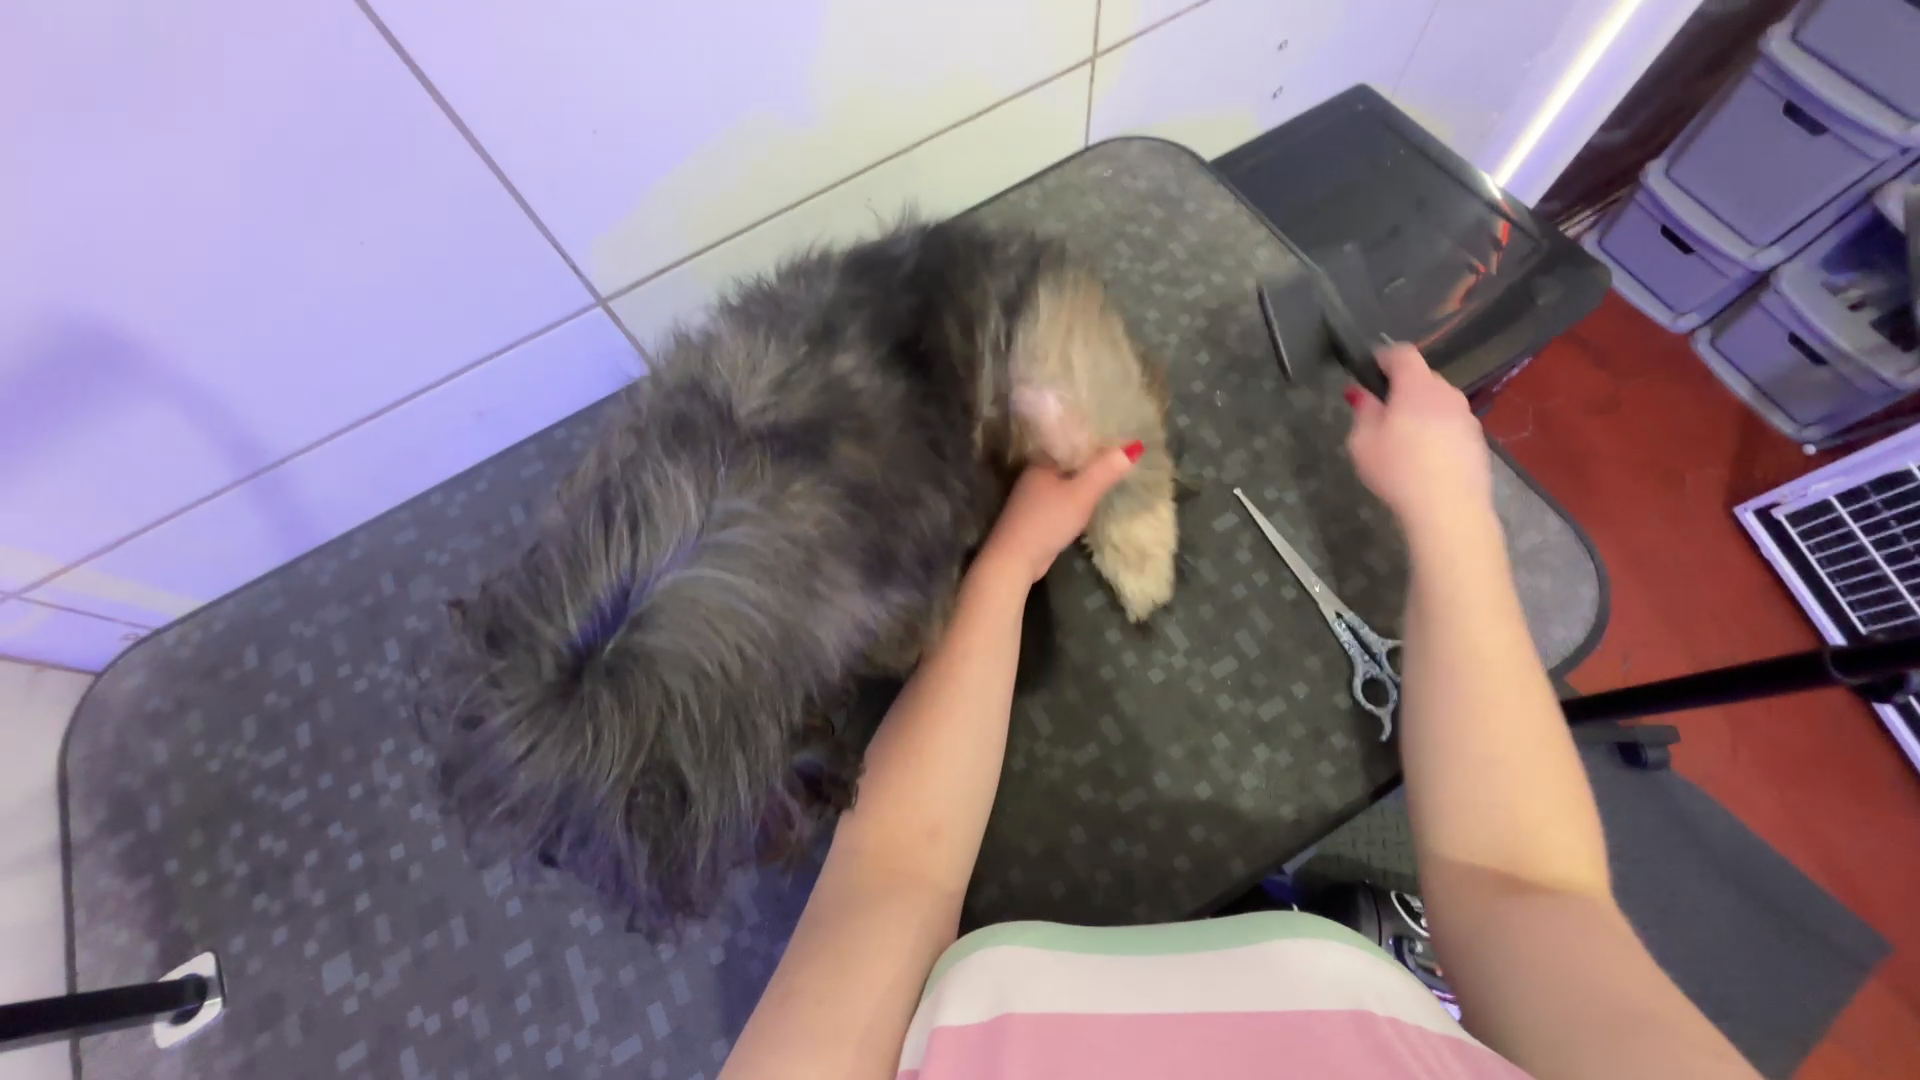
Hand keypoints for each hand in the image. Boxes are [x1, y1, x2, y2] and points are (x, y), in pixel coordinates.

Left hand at [976, 443, 1140, 584]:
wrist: (1015, 558)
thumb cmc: (1047, 521)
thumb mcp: (1081, 494)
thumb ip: (1105, 471)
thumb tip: (1135, 446)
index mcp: (1042, 462)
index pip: (1074, 443)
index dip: (1098, 441)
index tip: (1123, 440)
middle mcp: (1036, 475)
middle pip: (1071, 463)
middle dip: (1094, 462)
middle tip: (1125, 458)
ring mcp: (1035, 497)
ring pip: (1068, 482)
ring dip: (1087, 481)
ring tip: (1115, 476)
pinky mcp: (1038, 516)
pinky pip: (1064, 499)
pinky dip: (1079, 498)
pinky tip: (1094, 500)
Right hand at [1346, 345, 1492, 534]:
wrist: (1448, 505)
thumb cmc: (1397, 469)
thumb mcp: (1363, 441)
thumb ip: (1363, 411)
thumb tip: (1363, 394)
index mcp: (1416, 387)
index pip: (1403, 354)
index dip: (1384, 356)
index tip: (1370, 368)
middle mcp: (1446, 393)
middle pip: (1422, 378)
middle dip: (1401, 388)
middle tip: (1381, 411)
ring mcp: (1466, 416)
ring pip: (1438, 402)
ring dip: (1420, 410)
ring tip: (1402, 438)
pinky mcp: (1476, 439)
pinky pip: (1450, 423)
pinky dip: (1435, 430)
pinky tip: (1423, 457)